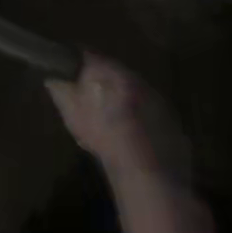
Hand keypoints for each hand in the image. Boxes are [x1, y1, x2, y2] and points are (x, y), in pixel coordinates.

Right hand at [45, 53, 178, 175]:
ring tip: (113, 120)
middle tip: (91, 98)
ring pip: (136, 94)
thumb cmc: (103, 136)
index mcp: (113, 72)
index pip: (90, 56)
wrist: (148, 177)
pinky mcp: (177, 128)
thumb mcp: (71, 112)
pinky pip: (153, 117)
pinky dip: (143, 122)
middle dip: (104, 83)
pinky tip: (133, 139)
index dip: (77, 63)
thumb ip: (60, 89)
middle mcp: (140, 81)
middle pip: (116, 74)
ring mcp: (162, 105)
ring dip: (125, 101)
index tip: (70, 72)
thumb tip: (54, 78)